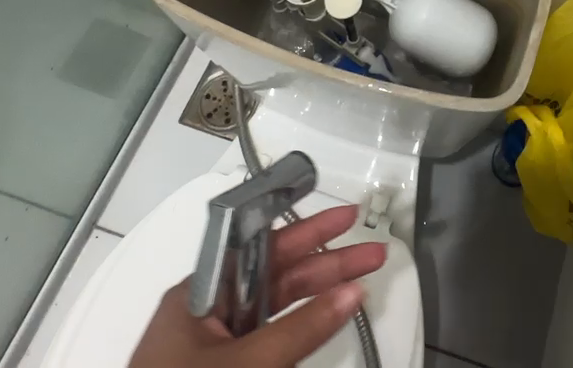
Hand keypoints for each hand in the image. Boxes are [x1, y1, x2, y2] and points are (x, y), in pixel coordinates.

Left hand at [130, 205, 386, 367]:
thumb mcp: (246, 363)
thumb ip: (301, 328)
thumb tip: (352, 291)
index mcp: (198, 294)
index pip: (259, 245)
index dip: (305, 229)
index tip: (345, 218)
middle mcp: (206, 313)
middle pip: (274, 273)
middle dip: (326, 262)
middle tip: (373, 253)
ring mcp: (214, 347)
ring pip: (275, 307)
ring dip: (319, 295)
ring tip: (362, 283)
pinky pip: (268, 339)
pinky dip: (300, 328)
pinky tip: (328, 322)